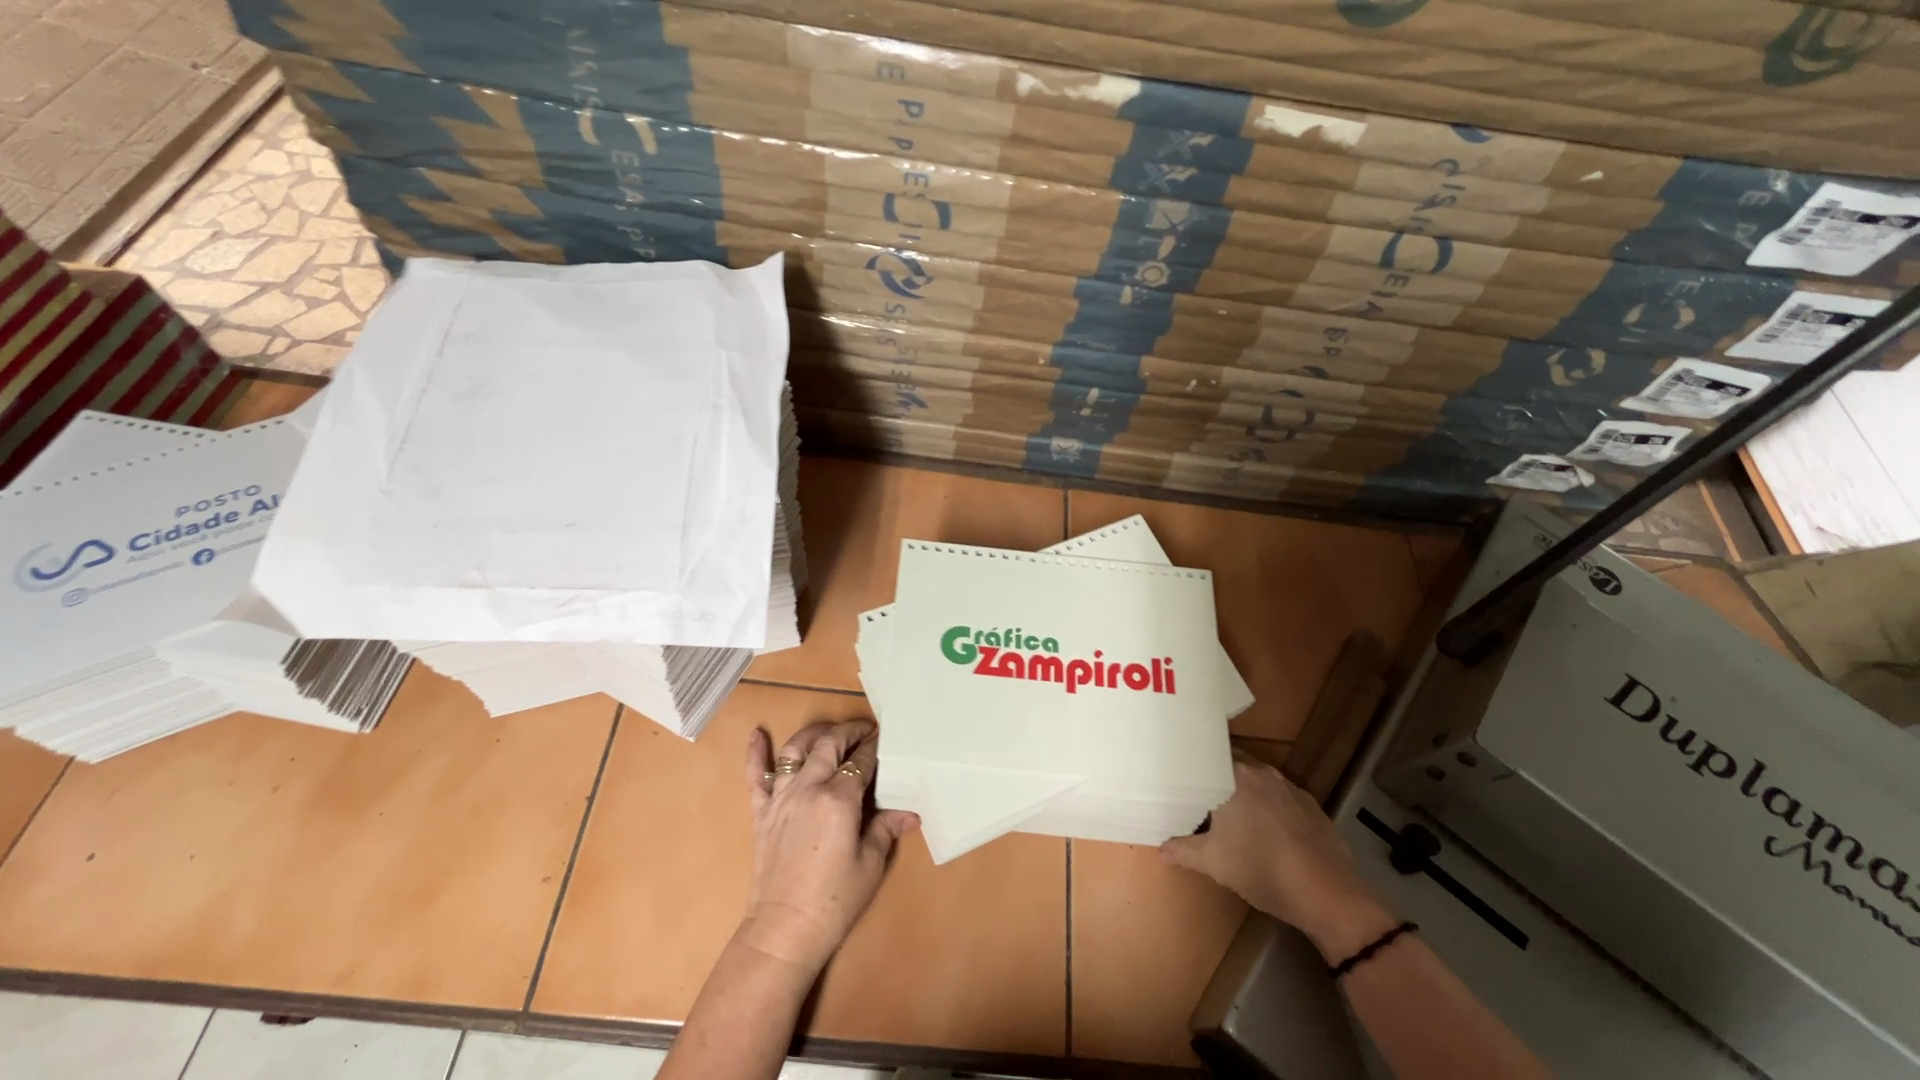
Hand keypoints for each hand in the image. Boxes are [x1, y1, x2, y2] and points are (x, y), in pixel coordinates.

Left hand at [736, 719, 918, 973]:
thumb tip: (910, 813)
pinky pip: (755, 775)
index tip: (884, 740)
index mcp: (839, 799)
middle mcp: (808, 788)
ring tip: (828, 730)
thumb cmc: (835, 900)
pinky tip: (757, 733)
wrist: (784, 929)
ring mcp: (780, 798)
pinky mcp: (761, 812)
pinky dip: (755, 752)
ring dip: (813, 734)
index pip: (860, 761)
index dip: (874, 748)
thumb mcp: (870, 864)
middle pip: (828, 745)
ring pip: (794, 750)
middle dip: (848, 731)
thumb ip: (886, 829)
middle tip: (863, 729)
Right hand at [1162, 760, 1397, 962]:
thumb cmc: (1262, 869)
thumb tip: (1162, 848)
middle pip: (1232, 765)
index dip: (1191, 765)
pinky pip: (1279, 797)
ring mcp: (1291, 788)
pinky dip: (1267, 807)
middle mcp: (1263, 773)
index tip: (1176, 776)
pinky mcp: (1312, 807)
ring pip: (1258, 781)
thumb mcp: (1213, 863)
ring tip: (1227, 814)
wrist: (1329, 894)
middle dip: (1215, 778)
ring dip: (1242, 793)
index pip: (1206, 756)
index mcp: (1236, 776)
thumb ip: (1182, 850)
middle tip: (1197, 796)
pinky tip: (1264, 831)